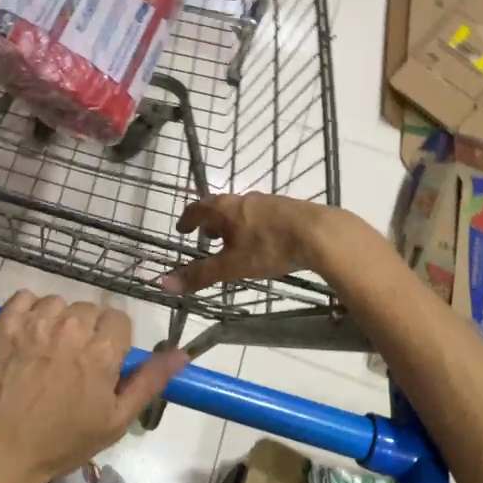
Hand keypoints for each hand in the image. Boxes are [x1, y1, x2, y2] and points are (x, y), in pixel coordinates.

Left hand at [0, 292, 187, 482]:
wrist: (1, 447)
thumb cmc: (62, 441)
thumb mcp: (116, 419)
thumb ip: (149, 381)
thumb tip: (182, 353)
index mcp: (102, 351)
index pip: (119, 320)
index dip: (112, 340)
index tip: (101, 361)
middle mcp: (71, 328)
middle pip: (88, 310)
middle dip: (86, 331)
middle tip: (72, 362)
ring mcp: (35, 323)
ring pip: (57, 303)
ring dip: (57, 321)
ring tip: (47, 352)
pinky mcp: (5, 323)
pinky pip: (25, 297)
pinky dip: (28, 310)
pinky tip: (27, 336)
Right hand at [159, 193, 369, 292]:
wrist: (320, 234)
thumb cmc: (267, 247)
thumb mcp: (231, 266)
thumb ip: (199, 275)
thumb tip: (163, 283)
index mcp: (224, 209)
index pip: (198, 209)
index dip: (188, 219)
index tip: (182, 229)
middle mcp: (244, 199)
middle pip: (220, 207)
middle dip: (211, 223)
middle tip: (208, 237)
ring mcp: (268, 201)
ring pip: (243, 211)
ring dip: (233, 224)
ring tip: (235, 241)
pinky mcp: (289, 208)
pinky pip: (262, 215)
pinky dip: (253, 225)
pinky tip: (263, 241)